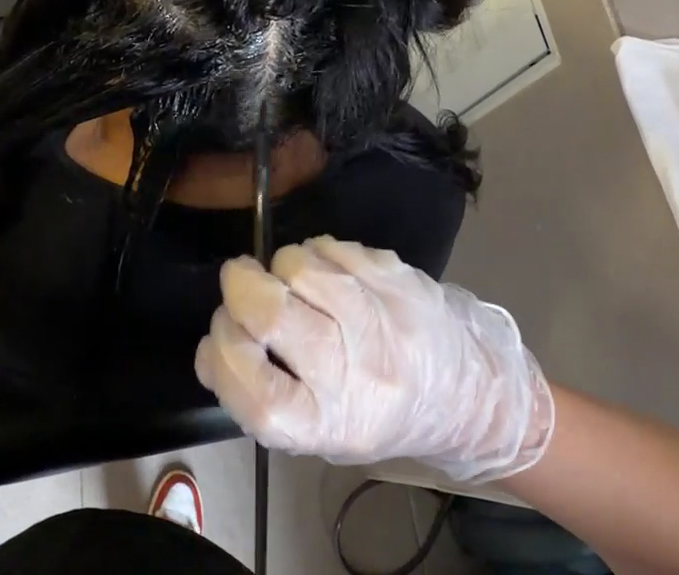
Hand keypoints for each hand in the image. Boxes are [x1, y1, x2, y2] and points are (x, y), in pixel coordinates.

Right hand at [195, 235, 554, 481]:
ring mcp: (381, 321)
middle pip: (271, 314)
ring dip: (280, 266)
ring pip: (299, 267)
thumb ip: (258, 394)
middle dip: (240, 286)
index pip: (251, 388)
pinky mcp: (399, 280)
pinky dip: (316, 252)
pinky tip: (327, 271)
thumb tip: (210, 343)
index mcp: (328, 425)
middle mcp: (355, 375)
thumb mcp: (317, 431)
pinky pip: (332, 246)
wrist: (468, 393)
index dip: (221, 349)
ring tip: (292, 280)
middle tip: (240, 281)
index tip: (223, 331)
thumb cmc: (378, 413)